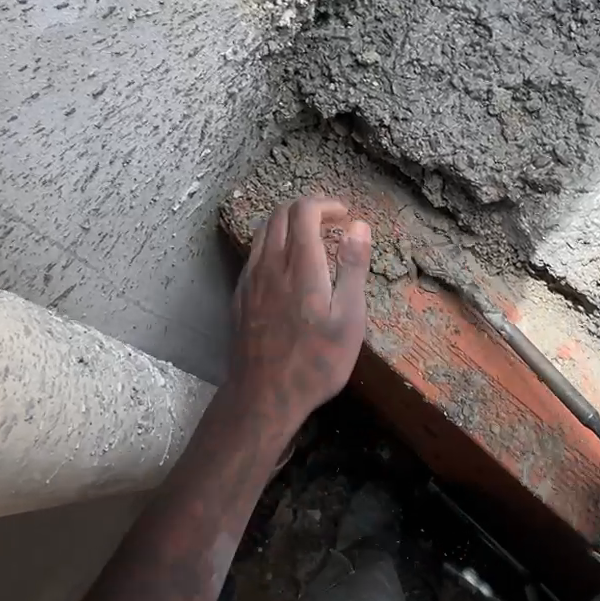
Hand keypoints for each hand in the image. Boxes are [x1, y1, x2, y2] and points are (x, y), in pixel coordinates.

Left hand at [229, 196, 371, 423]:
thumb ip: (353, 267)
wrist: (264, 397)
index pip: (304, 210)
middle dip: (307, 208)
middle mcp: (271, 264)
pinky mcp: (240, 295)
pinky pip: (254, 253)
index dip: (325, 204)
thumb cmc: (316, 362)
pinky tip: (287, 266)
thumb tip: (359, 225)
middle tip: (331, 223)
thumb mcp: (349, 319)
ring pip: (263, 231)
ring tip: (311, 238)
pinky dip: (273, 243)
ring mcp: (251, 279)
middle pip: (280, 213)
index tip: (345, 215)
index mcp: (301, 265)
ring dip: (287, 223)